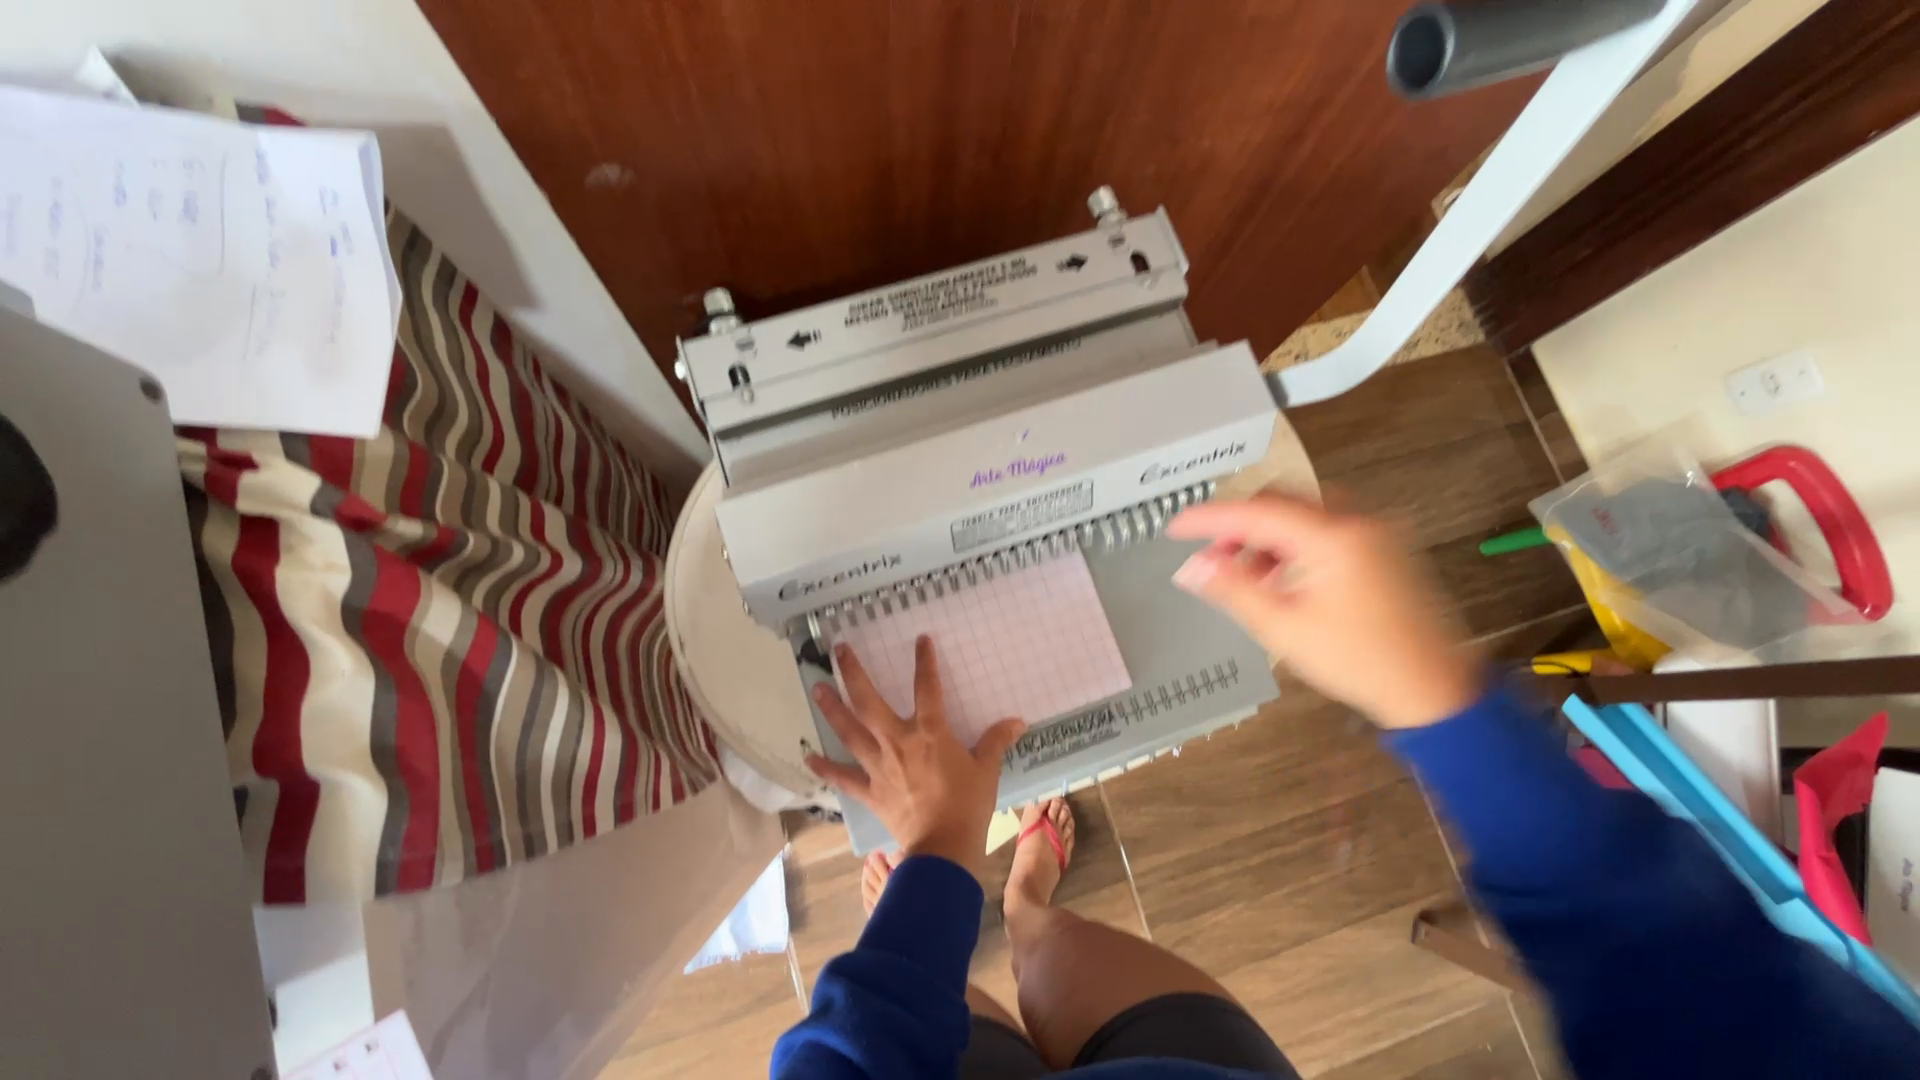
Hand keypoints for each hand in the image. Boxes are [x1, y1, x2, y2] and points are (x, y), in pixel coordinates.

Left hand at [805, 636, 1026, 879]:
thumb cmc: (968, 806)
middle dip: (853, 673)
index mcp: (930, 733)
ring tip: (817, 688)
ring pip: (849, 731)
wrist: (943, 847)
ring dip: (832, 708)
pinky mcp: (870, 791)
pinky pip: (843, 777)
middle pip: (869, 701)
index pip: (927, 687)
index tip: (921, 640)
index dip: (925, 661)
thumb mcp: (987, 770)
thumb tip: (1017, 721)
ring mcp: (879, 766)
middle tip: (839, 650)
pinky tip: (808, 758)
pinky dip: (825, 768)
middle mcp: (898, 741)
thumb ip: (996, 741)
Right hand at [1167, 491, 1482, 729]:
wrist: (1431, 689)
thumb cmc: (1362, 662)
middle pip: (1281, 502)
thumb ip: (1232, 589)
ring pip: (1303, 514)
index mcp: (1333, 537)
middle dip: (1240, 527)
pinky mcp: (1383, 548)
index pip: (1256, 511)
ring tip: (1247, 576)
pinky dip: (1295, 544)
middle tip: (1213, 558)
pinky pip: (1327, 528)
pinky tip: (1282, 578)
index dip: (1210, 518)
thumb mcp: (1282, 627)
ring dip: (1267, 536)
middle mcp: (1358, 522)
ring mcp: (1375, 532)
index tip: (1178, 526)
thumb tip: (1192, 568)